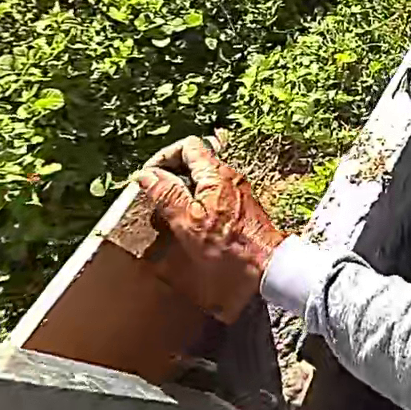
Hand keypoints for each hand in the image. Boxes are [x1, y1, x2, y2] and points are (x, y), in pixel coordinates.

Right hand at [134, 136, 285, 321]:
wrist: (264, 264)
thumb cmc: (227, 246)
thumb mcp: (187, 221)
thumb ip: (167, 194)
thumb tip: (146, 175)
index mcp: (216, 173)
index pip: (188, 145)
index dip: (164, 157)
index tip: (149, 178)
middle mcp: (229, 175)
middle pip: (194, 161)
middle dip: (170, 176)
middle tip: (154, 199)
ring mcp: (236, 189)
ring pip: (201, 179)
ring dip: (181, 192)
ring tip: (168, 215)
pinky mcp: (239, 204)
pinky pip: (212, 193)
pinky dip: (195, 202)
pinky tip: (188, 224)